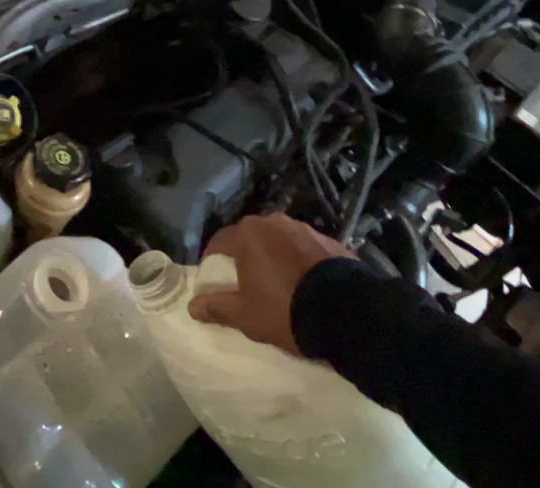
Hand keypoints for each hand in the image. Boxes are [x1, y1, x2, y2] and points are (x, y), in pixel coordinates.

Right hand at [188, 213, 354, 354]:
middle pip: (250, 238)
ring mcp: (304, 229)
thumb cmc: (285, 310)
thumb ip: (217, 307)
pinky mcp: (330, 241)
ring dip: (274, 256)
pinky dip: (299, 261)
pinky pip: (305, 249)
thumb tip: (192, 306)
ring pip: (279, 241)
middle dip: (245, 256)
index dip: (213, 261)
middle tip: (245, 281)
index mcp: (247, 234)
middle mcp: (273, 223)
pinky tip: (305, 283)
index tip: (214, 280)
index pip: (219, 242)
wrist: (348, 313)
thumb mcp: (246, 315)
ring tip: (278, 282)